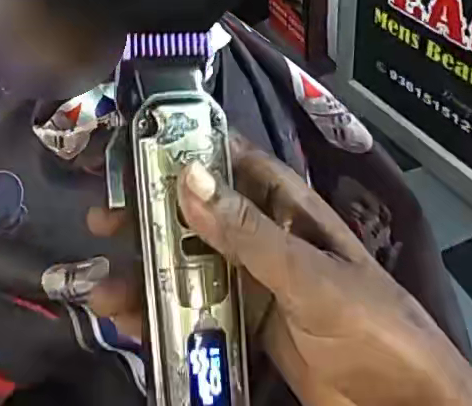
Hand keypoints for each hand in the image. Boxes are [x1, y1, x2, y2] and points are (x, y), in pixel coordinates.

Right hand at [88, 141, 471, 405]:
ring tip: (98, 284)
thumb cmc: (373, 328)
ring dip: (144, 269)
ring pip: (188, 263)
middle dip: (148, 214)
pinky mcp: (245, 327)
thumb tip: (187, 174)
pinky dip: (160, 312)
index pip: (229, 159)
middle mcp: (263, 235)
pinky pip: (195, 310)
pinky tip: (126, 318)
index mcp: (285, 206)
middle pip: (195, 212)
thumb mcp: (311, 276)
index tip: (132, 143)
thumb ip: (248, 231)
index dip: (184, 146)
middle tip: (100, 217)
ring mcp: (252, 282)